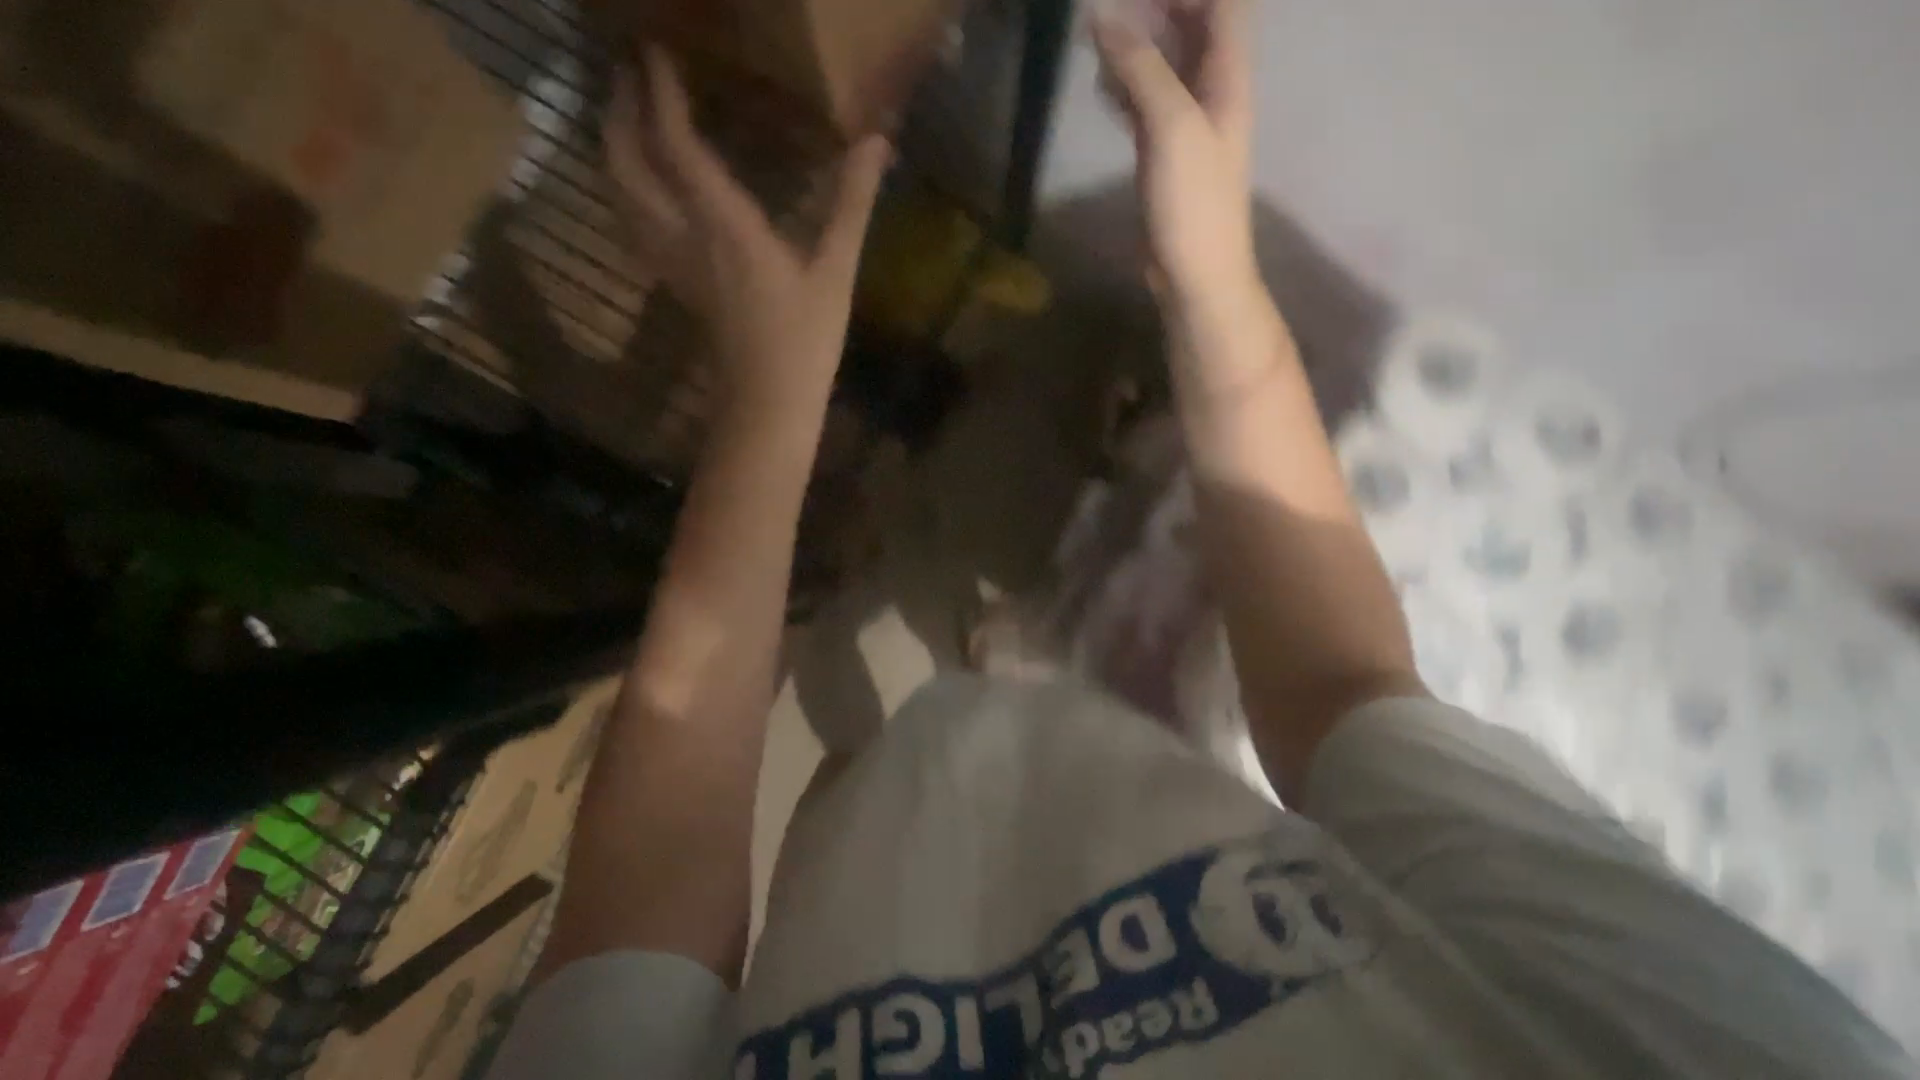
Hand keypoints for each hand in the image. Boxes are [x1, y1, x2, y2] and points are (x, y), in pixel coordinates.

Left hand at [604, 48, 891, 409]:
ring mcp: (671, 261)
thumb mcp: (835, 270)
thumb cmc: (804, 340)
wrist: (766, 404)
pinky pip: (633, 221)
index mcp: (724, 225)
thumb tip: (877, 142)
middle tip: (627, 73)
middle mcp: (684, 235)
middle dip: (620, 112)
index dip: (660, 94)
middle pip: (628, 164)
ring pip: (621, 194)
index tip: (653, 51)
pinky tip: (640, 184)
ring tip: (623, 115)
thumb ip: (852, 202)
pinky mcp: (673, 280)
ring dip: (614, 147)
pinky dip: (626, 187)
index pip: (677, 146)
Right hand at [1093, 0, 1256, 306]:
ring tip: (1095, 36)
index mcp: (1228, 77)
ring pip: (1165, 63)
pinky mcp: (1163, 152)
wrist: (1196, 274)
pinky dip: (1124, 85)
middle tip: (1109, 10)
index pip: (1223, 5)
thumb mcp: (1172, 126)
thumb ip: (1143, 69)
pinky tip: (1099, 85)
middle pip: (1193, 27)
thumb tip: (1103, 18)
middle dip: (1156, 8)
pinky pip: (1145, 101)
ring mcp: (1187, 123)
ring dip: (1135, 44)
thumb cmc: (1194, 203)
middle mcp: (1211, 91)